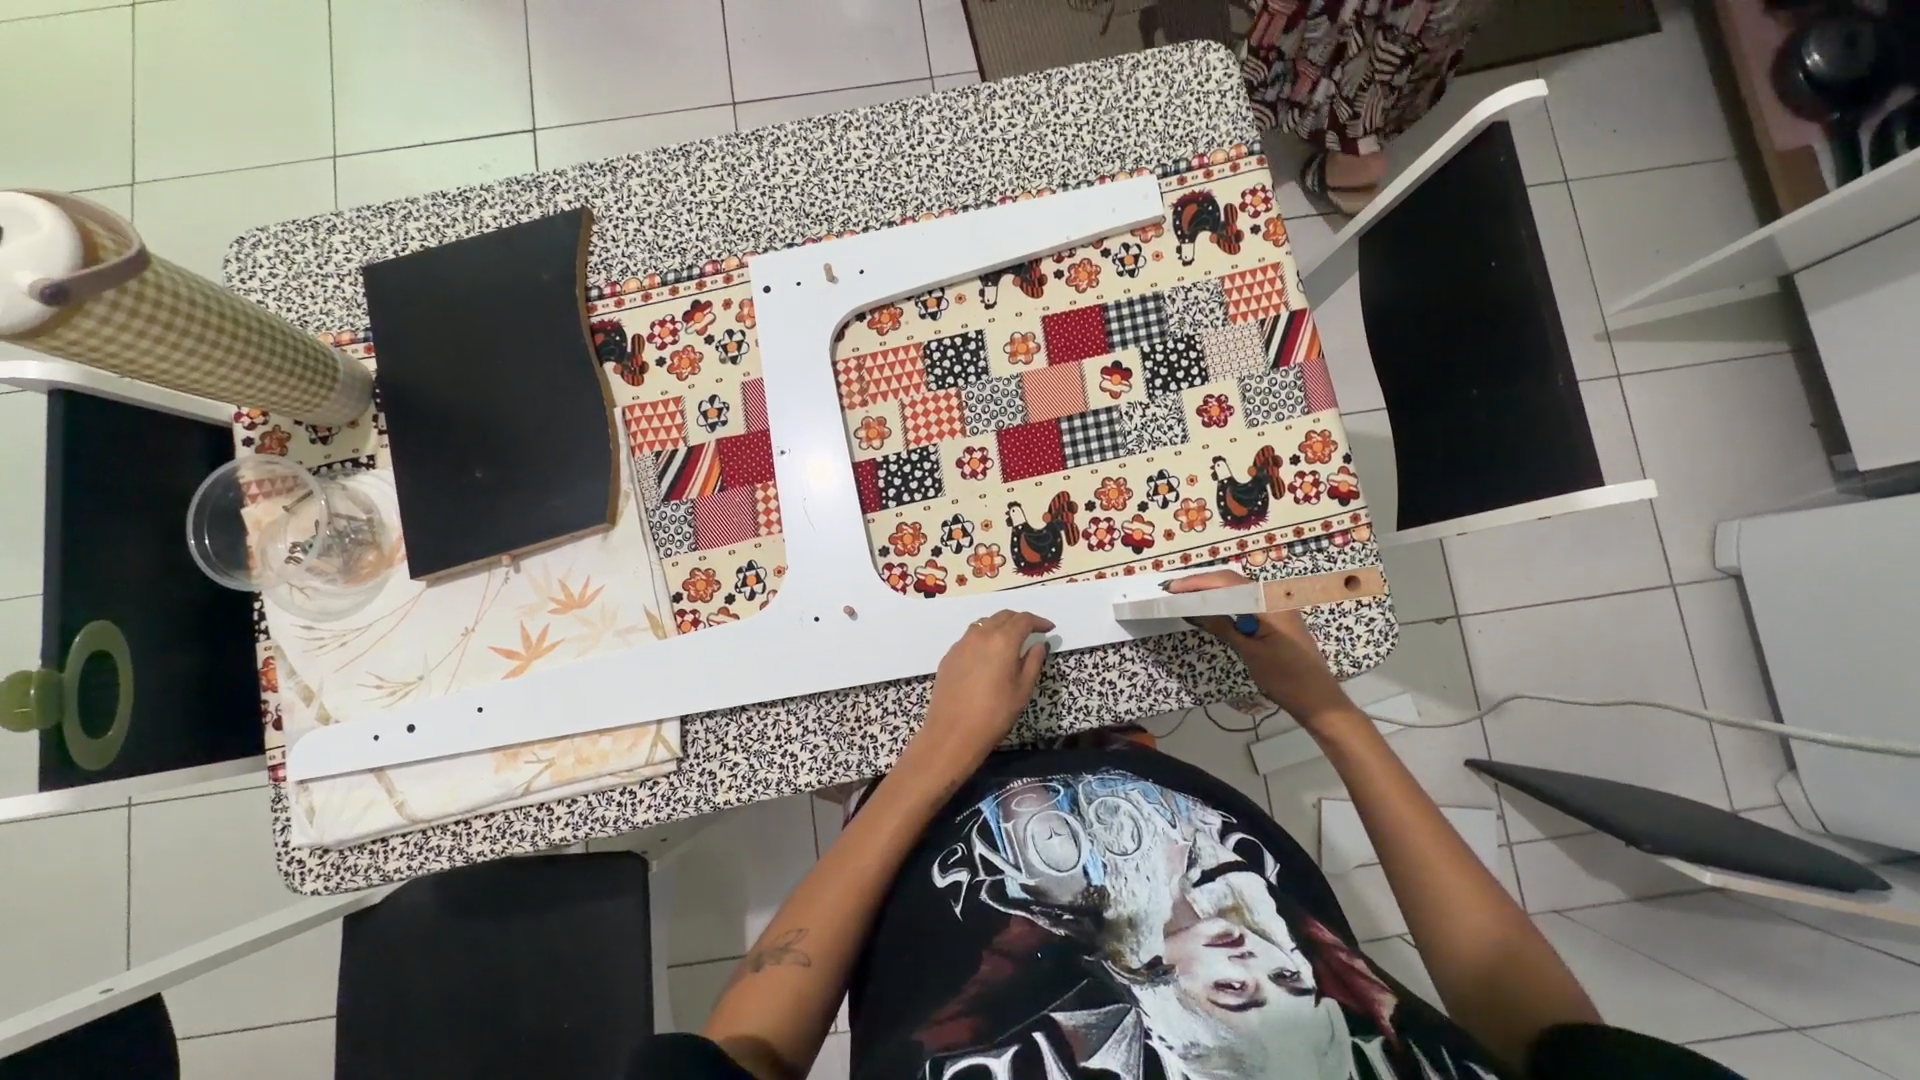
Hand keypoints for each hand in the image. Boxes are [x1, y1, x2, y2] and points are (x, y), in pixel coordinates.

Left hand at [912, 611, 1053, 772]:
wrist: (953, 732)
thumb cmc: (995, 713)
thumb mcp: (1022, 689)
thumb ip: (1033, 662)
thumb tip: (1038, 645)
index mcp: (1003, 640)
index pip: (1024, 619)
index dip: (1039, 621)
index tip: (1049, 628)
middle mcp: (980, 634)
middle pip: (1003, 616)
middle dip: (1019, 621)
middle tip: (1031, 633)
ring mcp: (961, 644)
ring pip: (984, 624)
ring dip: (1000, 626)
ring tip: (1009, 642)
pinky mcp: (949, 655)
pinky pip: (970, 637)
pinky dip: (983, 638)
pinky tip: (987, 656)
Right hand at [1165, 570, 1356, 730]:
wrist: (1318, 700)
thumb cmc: (1285, 678)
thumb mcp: (1250, 652)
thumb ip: (1224, 626)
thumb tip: (1196, 609)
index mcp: (1270, 602)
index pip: (1228, 582)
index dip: (1198, 582)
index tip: (1172, 588)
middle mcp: (1275, 598)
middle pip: (1233, 582)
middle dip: (1203, 584)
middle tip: (1174, 591)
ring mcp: (1278, 608)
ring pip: (1239, 591)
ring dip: (1213, 593)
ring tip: (1186, 598)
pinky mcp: (1277, 619)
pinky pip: (1247, 603)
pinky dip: (1226, 604)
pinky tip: (1211, 611)